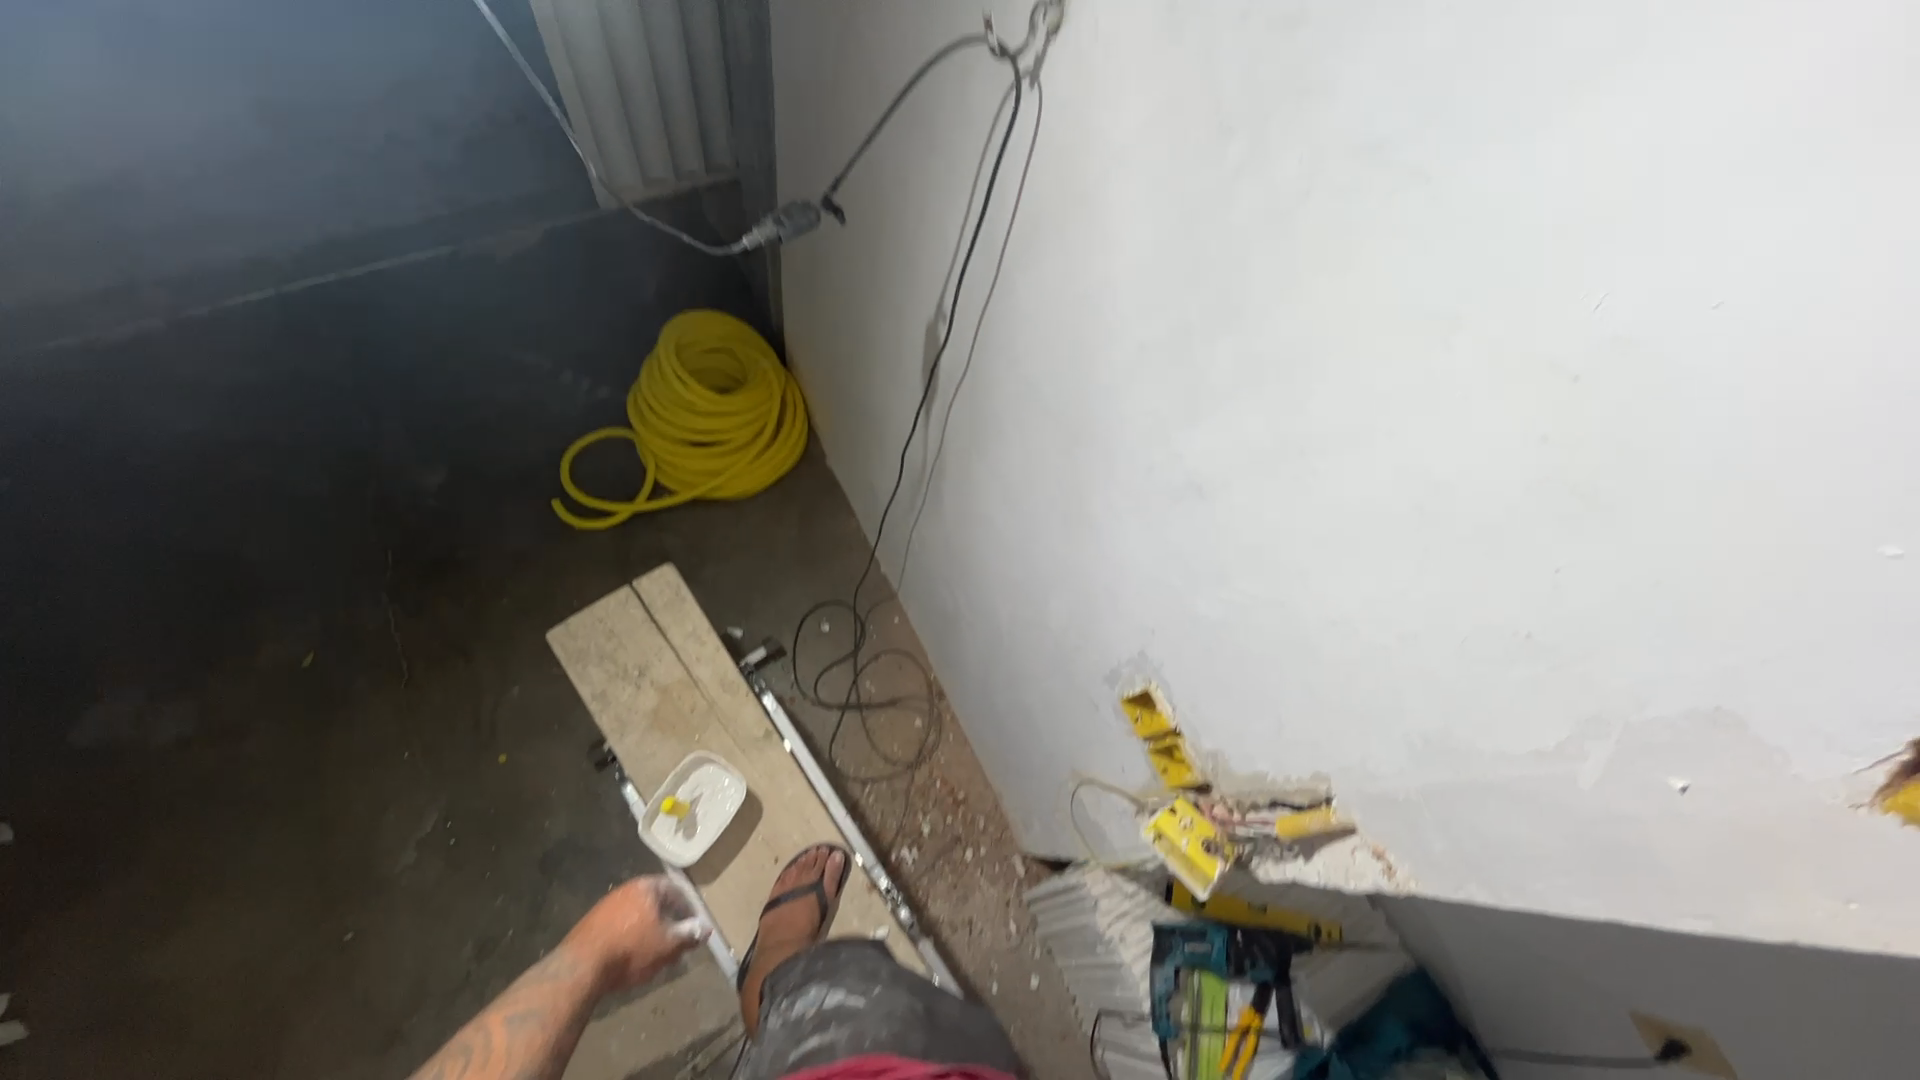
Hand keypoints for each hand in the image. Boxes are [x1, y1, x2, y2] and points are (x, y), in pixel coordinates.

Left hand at [562, 876, 708, 993]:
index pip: (676, 890)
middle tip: (678, 941)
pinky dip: (632, 938)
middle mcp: (626, 890)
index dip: (689, 908)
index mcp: (646, 887)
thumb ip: (688, 935)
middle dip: (669, 922)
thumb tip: (705, 929)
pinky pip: (621, 927)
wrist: (579, 969)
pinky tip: (633, 957)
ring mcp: (605, 907)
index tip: (695, 926)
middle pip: (656, 903)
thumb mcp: (667, 945)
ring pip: (638, 916)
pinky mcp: (591, 926)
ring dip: (650, 932)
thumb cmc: (631, 950)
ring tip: (657, 953)